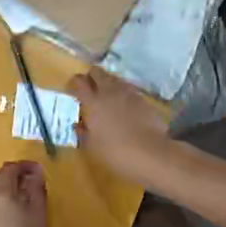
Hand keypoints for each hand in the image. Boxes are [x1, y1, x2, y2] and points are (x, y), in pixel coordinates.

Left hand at [0, 161, 50, 226]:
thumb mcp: (39, 217)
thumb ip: (36, 190)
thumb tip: (35, 171)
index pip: (9, 170)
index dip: (24, 166)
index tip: (39, 169)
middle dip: (15, 177)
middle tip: (35, 183)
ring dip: (8, 192)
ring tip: (28, 201)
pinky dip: (3, 208)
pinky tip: (16, 222)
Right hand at [75, 67, 176, 184]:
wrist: (152, 154)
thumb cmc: (116, 152)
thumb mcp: (92, 146)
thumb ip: (83, 132)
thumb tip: (78, 125)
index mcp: (92, 101)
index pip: (79, 81)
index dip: (74, 82)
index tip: (73, 89)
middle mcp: (108, 92)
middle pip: (97, 72)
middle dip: (92, 77)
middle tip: (90, 88)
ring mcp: (127, 94)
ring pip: (114, 78)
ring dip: (108, 83)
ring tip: (107, 95)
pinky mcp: (143, 99)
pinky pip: (128, 89)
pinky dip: (123, 93)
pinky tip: (124, 105)